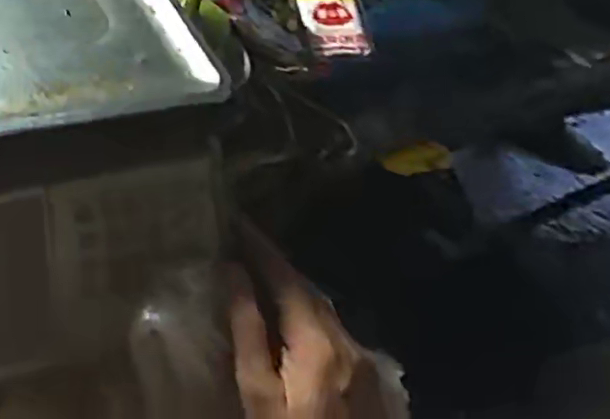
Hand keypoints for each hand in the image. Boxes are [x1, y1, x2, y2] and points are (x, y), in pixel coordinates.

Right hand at [229, 225, 377, 418]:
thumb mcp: (257, 390)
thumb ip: (246, 327)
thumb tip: (232, 270)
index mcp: (319, 344)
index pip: (285, 277)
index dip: (260, 246)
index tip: (234, 219)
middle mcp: (350, 345)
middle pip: (308, 289)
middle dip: (275, 262)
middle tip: (241, 239)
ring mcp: (368, 366)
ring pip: (325, 309)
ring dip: (292, 285)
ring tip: (259, 269)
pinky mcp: (376, 384)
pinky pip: (336, 330)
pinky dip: (308, 311)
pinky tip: (290, 313)